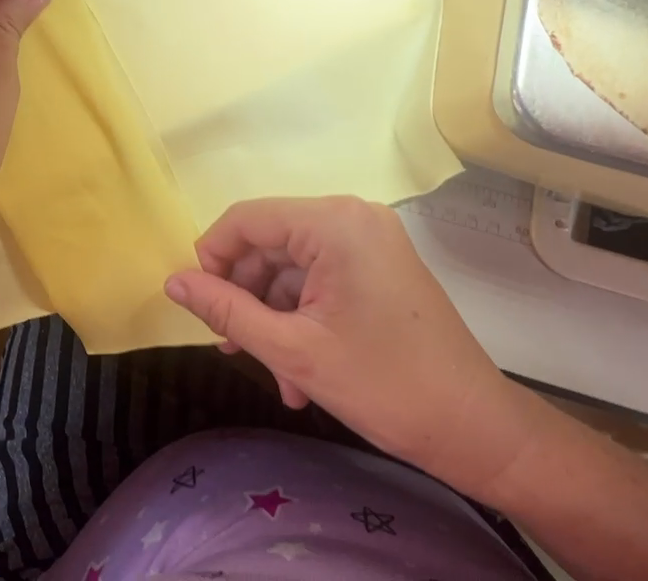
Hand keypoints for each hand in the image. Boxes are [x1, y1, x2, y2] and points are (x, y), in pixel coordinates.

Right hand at [165, 197, 524, 492]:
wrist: (476, 430)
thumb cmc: (384, 385)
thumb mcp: (291, 350)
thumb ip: (225, 310)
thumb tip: (171, 282)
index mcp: (333, 223)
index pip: (246, 220)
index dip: (212, 258)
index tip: (200, 308)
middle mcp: (352, 217)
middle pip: (268, 243)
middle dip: (246, 296)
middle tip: (234, 349)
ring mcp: (370, 240)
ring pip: (290, 266)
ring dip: (272, 317)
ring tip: (275, 375)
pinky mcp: (379, 265)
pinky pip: (319, 278)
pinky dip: (300, 317)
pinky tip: (298, 372)